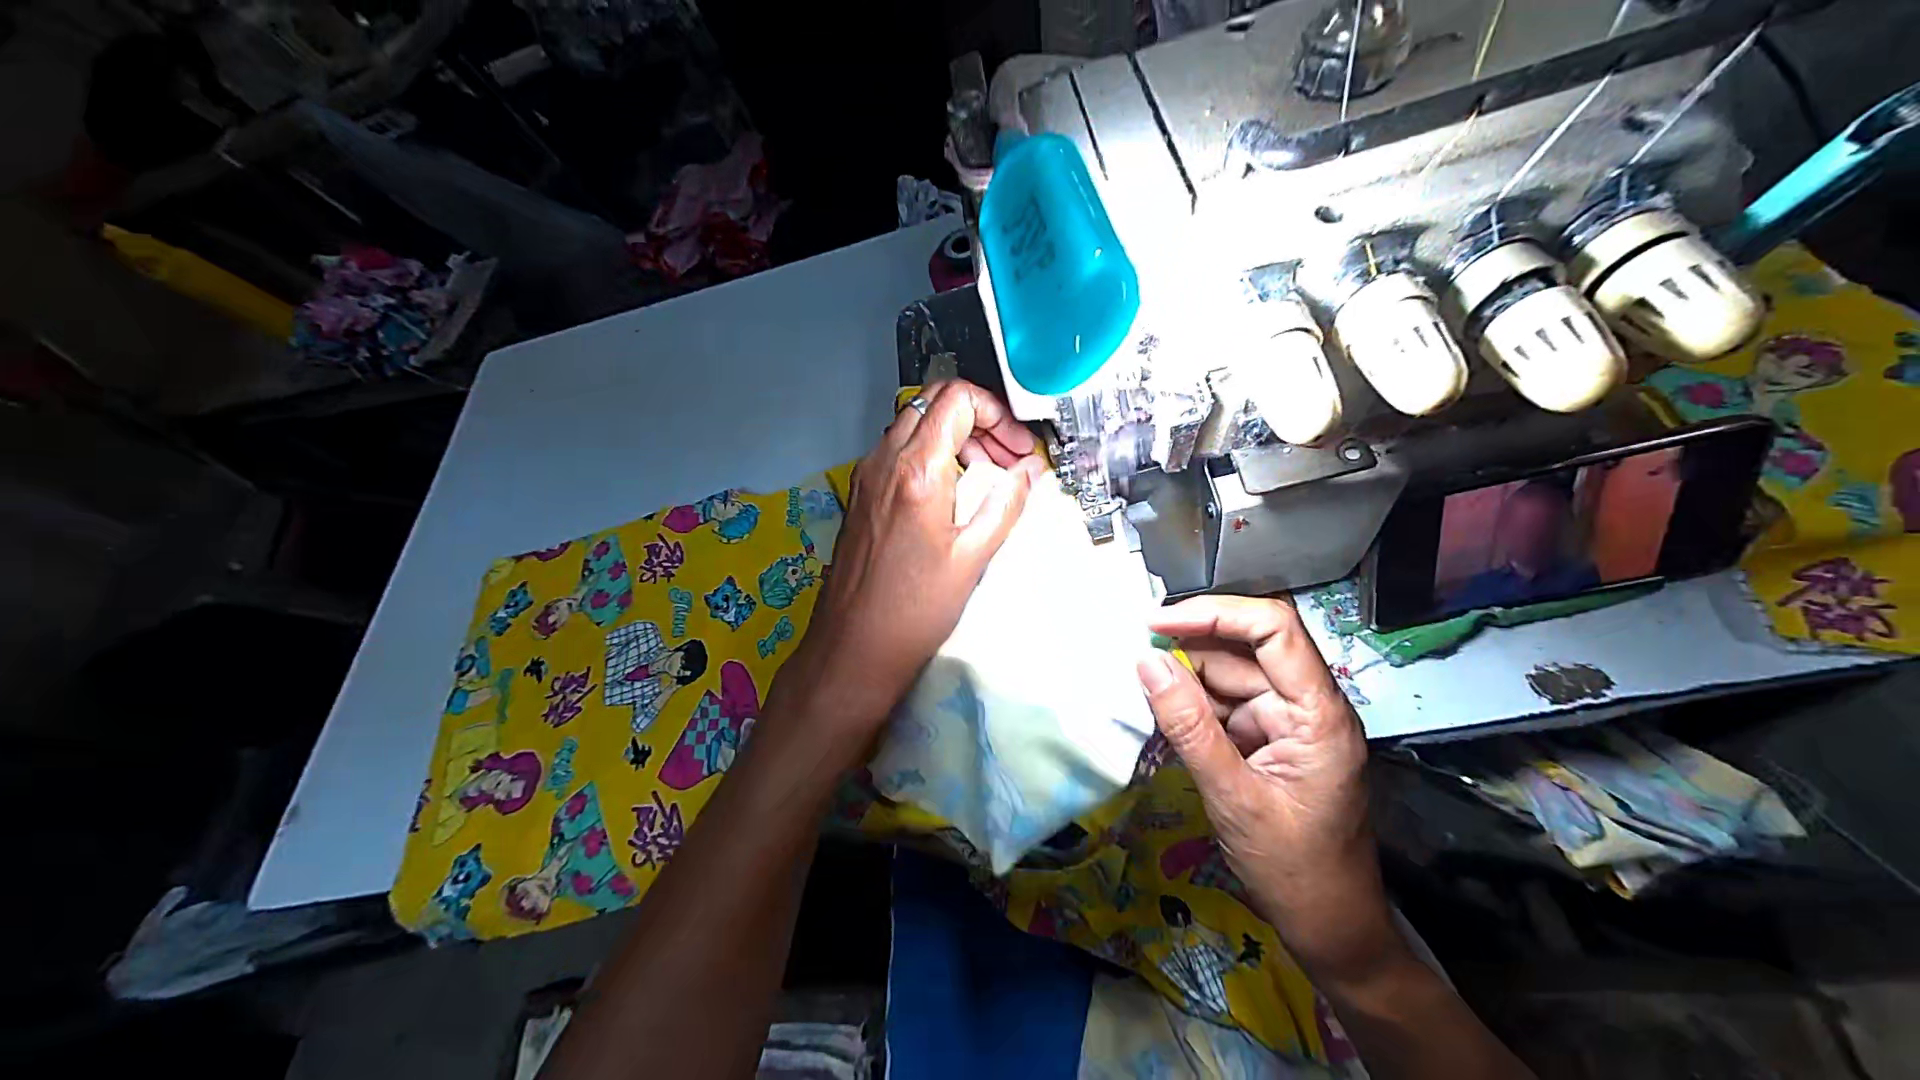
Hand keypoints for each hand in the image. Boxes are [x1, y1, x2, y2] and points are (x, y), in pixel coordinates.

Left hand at [770, 380, 1047, 743]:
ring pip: (915, 424)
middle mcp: (885, 462)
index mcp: (916, 471)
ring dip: (955, 436)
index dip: (997, 413)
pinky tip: (952, 492)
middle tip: (1008, 458)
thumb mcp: (972, 557)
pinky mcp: (862, 494)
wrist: (853, 646)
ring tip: (986, 475)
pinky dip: (931, 454)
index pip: (958, 399)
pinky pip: (899, 451)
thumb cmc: (912, 611)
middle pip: (934, 403)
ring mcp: (868, 476)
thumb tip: (1029, 471)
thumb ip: (1006, 504)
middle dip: (979, 419)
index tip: (1017, 448)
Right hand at [1138, 595, 1393, 980]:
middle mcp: (1306, 705)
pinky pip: (1224, 706)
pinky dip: (1191, 708)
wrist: (1329, 928)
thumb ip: (1188, 727)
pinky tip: (1161, 715)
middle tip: (1133, 656)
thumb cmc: (1294, 869)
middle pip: (1244, 651)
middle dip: (1189, 650)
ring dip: (1184, 681)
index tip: (1158, 623)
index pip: (1274, 630)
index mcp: (1318, 713)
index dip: (1215, 614)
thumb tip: (1147, 663)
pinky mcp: (1268, 739)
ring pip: (1228, 677)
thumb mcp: (1233, 797)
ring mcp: (1287, 722)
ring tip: (1140, 691)